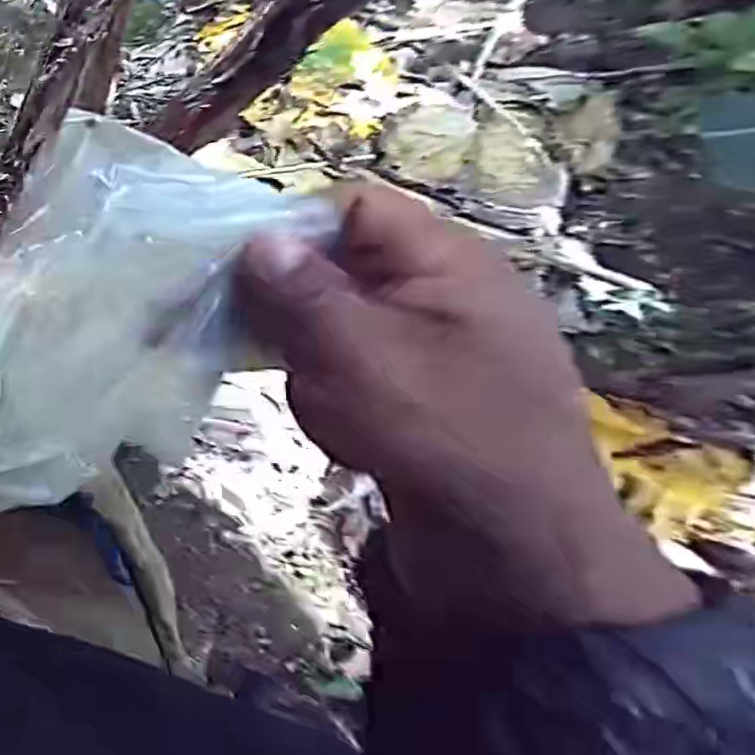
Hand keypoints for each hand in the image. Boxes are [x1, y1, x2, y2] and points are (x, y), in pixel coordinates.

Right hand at [239, 185, 696, 629]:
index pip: (354, 206)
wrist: (512, 548)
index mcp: (445, 261)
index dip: (293, 224)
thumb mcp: (356, 352)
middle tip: (248, 322)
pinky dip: (322, 362)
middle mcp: (442, 287)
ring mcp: (431, 336)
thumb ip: (302, 291)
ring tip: (292, 373)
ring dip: (302, 333)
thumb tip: (259, 237)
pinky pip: (354, 347)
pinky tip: (317, 397)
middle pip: (342, 255)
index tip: (241, 265)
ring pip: (339, 305)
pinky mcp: (418, 378)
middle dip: (288, 288)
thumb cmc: (436, 432)